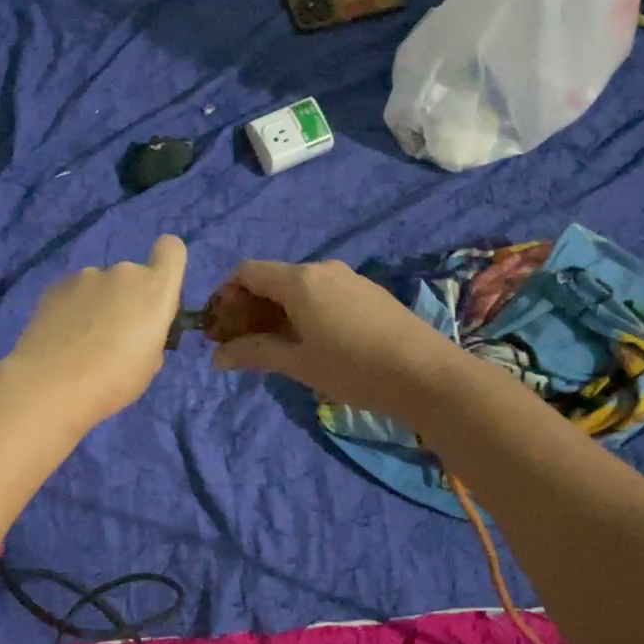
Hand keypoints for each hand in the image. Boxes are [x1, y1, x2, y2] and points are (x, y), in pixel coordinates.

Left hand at [1, 235, 186, 425]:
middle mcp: (123, 273)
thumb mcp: (149, 364)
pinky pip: (74, 293)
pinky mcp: (55, 286)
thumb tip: (139, 330)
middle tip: (114, 336)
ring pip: (100, 286)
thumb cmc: (113, 380)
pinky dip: (72, 309)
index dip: (166, 265)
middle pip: (133, 276)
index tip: (157, 293)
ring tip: (82, 342)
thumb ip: (152, 334)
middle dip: (127, 298)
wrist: (51, 384)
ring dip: (97, 305)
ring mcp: (86, 276)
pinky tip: (62, 337)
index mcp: (154, 290)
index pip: (172, 249)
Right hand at [210, 259, 458, 411]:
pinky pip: (322, 294)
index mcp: (299, 280)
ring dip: (277, 312)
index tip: (220, 327)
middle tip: (241, 344)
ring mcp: (349, 279)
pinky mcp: (368, 293)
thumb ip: (254, 353)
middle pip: (272, 279)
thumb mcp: (297, 363)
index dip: (226, 295)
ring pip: (299, 288)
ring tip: (275, 348)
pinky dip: (304, 312)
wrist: (426, 374)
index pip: (247, 271)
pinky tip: (311, 343)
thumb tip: (217, 357)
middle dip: (250, 308)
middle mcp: (322, 269)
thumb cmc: (353, 368)